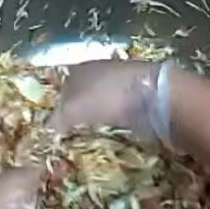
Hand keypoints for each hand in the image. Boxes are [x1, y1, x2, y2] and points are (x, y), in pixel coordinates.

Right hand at [54, 59, 175, 148]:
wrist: (162, 98)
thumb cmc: (111, 98)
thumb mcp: (75, 110)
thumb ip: (58, 119)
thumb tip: (47, 130)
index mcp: (81, 68)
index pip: (61, 85)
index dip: (57, 105)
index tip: (53, 127)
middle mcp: (101, 70)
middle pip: (83, 94)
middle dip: (78, 113)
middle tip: (71, 137)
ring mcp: (125, 82)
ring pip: (105, 103)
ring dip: (100, 119)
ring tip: (93, 140)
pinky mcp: (145, 97)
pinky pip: (124, 113)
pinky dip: (119, 123)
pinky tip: (117, 136)